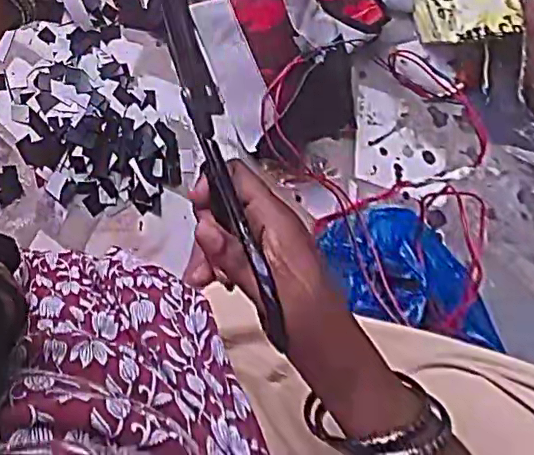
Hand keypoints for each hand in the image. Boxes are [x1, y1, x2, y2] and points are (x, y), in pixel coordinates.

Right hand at [182, 160, 332, 314]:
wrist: (337, 359)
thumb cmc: (315, 325)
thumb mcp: (266, 288)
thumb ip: (233, 255)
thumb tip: (204, 228)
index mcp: (278, 221)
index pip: (237, 175)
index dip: (210, 183)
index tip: (196, 204)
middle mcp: (273, 225)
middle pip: (224, 202)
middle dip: (206, 227)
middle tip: (203, 255)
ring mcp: (268, 241)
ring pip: (223, 226)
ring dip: (208, 249)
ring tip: (205, 274)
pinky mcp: (263, 258)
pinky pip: (230, 245)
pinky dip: (217, 260)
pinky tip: (215, 278)